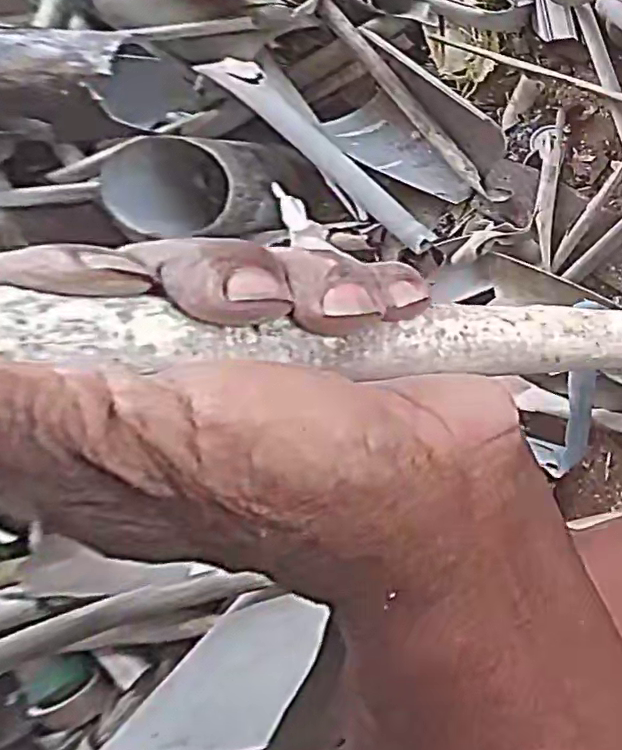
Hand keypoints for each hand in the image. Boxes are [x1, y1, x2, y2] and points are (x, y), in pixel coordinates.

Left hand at [0, 240, 535, 602]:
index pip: (54, 316)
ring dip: (317, 281)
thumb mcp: (131, 440)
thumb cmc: (315, 488)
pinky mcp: (359, 332)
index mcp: (104, 417)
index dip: (85, 285)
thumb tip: (5, 355)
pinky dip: (377, 284)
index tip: (131, 292)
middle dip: (217, 274)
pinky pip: (352, 272)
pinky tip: (383, 318)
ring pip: (268, 261)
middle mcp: (194, 380)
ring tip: (344, 321)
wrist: (448, 474)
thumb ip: (30, 399)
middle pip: (165, 271)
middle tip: (248, 308)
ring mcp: (286, 353)